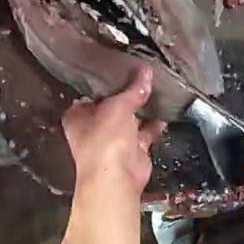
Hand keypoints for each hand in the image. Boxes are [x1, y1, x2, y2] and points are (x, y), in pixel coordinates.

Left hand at [63, 66, 166, 199]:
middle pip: (113, 104)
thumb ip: (134, 89)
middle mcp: (94, 126)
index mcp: (78, 114)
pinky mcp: (133, 150)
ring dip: (143, 109)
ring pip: (131, 119)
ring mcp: (114, 139)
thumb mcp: (118, 106)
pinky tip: (165, 111)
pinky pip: (145, 132)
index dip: (108, 80)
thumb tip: (146, 70)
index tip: (124, 66)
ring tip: (159, 89)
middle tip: (145, 75)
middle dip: (129, 94)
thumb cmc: (105, 137)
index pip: (93, 91)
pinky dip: (154, 124)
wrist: (116, 177)